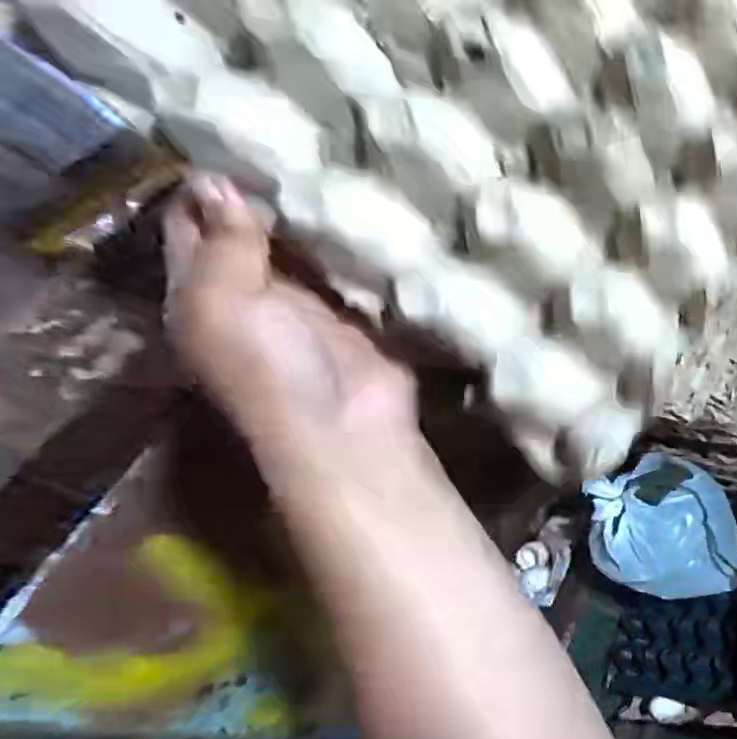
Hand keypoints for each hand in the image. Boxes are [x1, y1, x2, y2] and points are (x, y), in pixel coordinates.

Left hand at [163, 174, 416, 466]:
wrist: (347, 425)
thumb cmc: (270, 366)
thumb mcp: (225, 299)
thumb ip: (227, 244)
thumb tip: (219, 180)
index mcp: (206, 289)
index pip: (195, 226)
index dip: (208, 190)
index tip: (238, 152)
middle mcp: (259, 295)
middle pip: (259, 237)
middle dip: (275, 203)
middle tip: (300, 161)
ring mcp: (318, 311)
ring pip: (315, 257)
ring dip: (325, 229)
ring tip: (341, 185)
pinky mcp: (368, 326)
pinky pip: (364, 283)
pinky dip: (368, 259)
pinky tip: (378, 228)